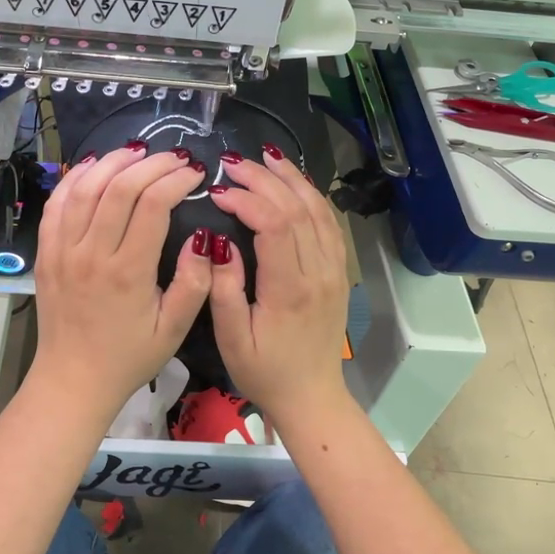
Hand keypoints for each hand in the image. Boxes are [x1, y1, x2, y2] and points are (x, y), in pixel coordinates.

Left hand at [29, 142, 212, 415]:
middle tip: (174, 159)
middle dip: (152, 164)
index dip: (176, 180)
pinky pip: (56, 204)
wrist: (73, 380)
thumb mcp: (173, 329)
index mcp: (128, 273)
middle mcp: (92, 254)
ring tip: (138, 152)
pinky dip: (74, 178)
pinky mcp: (45, 252)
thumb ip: (194, 283)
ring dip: (113, 162)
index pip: (153, 205)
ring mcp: (63, 251)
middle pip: (119, 187)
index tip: (195, 174)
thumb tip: (206, 239)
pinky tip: (94, 166)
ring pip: (85, 188)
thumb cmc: (129, 356)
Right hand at [206, 147, 351, 418]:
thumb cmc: (265, 372)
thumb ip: (223, 290)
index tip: (217, 192)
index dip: (247, 200)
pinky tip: (294, 183)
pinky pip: (329, 223)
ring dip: (291, 180)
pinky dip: (312, 196)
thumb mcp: (233, 340)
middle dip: (264, 179)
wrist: (312, 397)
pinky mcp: (337, 271)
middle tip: (232, 162)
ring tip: (265, 157)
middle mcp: (318, 272)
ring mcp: (333, 270)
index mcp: (289, 289)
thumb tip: (216, 242)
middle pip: (296, 209)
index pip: (275, 225)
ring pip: (318, 210)